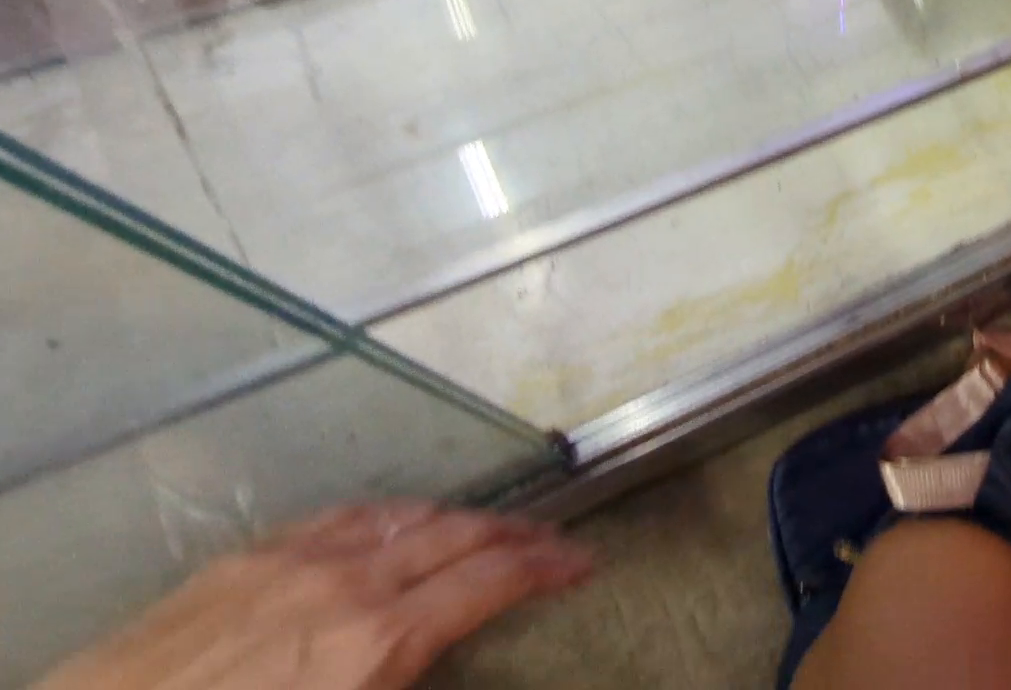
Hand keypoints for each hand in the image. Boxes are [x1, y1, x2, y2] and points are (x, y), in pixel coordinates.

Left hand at [34, 501, 592, 689]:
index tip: (584, 564)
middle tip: (553, 544)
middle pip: (464, 535)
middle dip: (520, 536)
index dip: (550, 567)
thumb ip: (409, 677)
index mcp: (379, 641)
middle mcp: (353, 582)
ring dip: (464, 520)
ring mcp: (299, 560)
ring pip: (412, 515)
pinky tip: (403, 521)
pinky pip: (348, 515)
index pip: (493, 580)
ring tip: (491, 531)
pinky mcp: (249, 556)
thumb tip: (451, 650)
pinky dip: (397, 514)